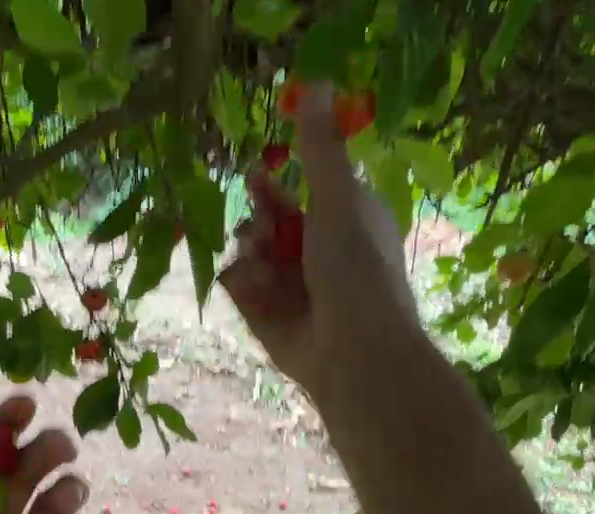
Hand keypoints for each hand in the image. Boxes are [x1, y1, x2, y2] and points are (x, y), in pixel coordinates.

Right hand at [219, 84, 420, 390]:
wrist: (352, 349)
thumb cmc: (355, 269)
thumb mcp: (338, 199)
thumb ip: (319, 149)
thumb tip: (317, 83)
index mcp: (342, 222)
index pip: (298, 195)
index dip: (272, 186)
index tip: (254, 176)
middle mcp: (314, 254)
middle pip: (266, 224)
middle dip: (256, 223)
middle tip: (259, 233)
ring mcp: (289, 286)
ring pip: (248, 255)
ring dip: (250, 256)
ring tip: (262, 267)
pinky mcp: (266, 316)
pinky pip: (240, 288)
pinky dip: (244, 286)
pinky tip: (257, 292)